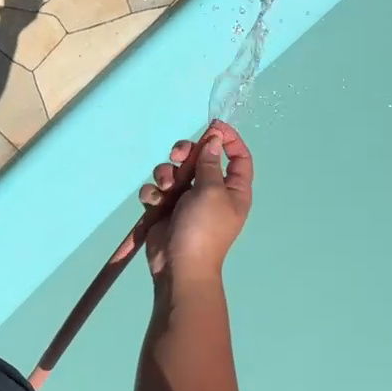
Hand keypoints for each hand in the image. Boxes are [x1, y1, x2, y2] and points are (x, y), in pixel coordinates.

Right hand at [139, 120, 253, 280]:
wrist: (179, 264)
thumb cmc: (203, 228)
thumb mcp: (211, 191)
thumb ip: (210, 163)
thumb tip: (214, 139)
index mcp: (233, 189)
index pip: (238, 157)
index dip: (228, 139)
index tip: (214, 126)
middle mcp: (210, 190)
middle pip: (199, 158)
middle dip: (185, 152)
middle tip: (178, 155)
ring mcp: (186, 199)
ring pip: (173, 170)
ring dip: (165, 174)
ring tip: (165, 189)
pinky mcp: (164, 208)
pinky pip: (156, 189)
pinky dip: (153, 193)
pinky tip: (154, 203)